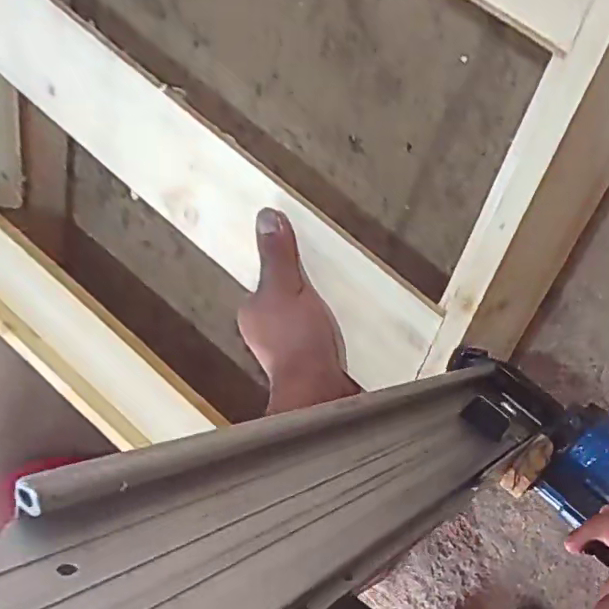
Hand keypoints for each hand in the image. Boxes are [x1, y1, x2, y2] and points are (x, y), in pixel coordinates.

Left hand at [239, 208, 359, 411]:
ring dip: (326, 327)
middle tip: (334, 291)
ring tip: (349, 315)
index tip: (308, 272)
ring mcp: (291, 361)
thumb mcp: (287, 288)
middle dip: (308, 303)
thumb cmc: (298, 340)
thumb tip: (267, 215)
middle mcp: (266, 339)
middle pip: (289, 311)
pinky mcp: (317, 376)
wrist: (321, 393)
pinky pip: (328, 352)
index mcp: (253, 315)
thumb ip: (277, 256)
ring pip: (309, 332)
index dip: (286, 279)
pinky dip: (339, 346)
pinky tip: (355, 340)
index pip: (268, 289)